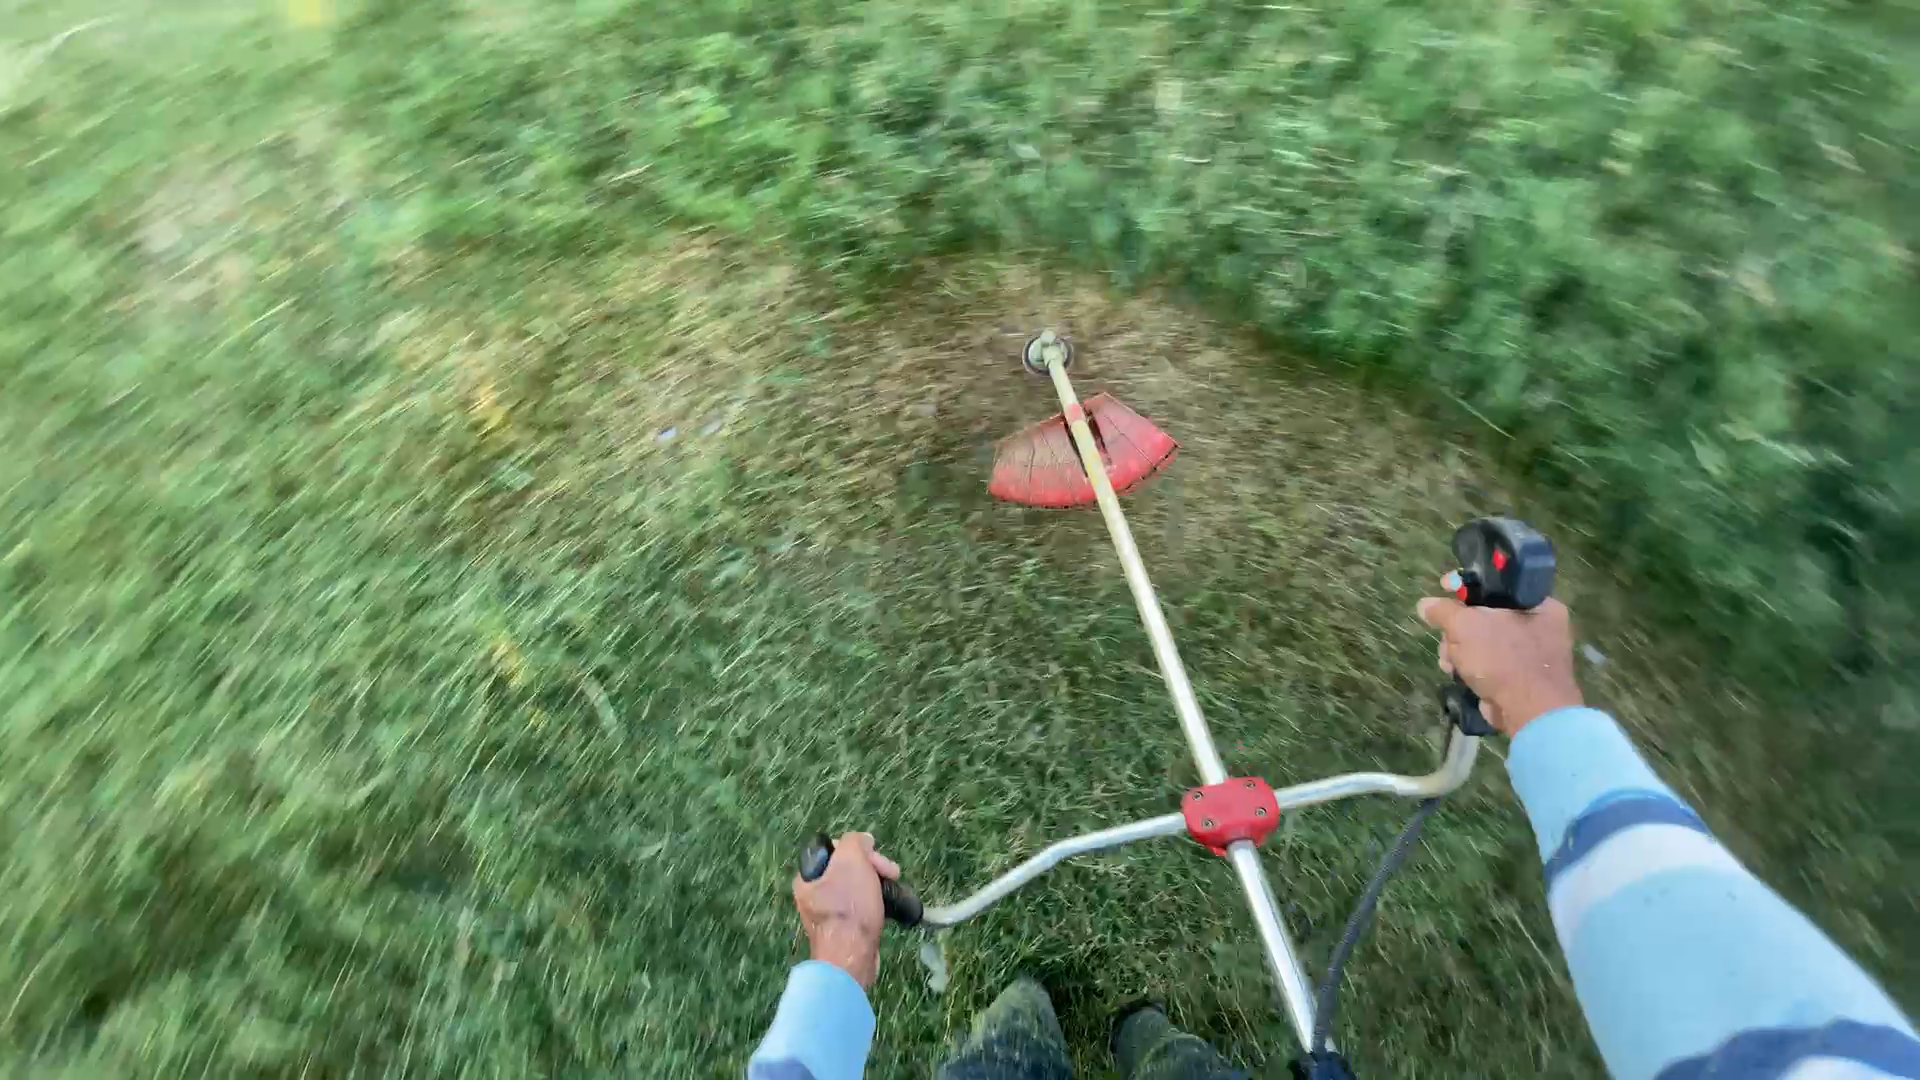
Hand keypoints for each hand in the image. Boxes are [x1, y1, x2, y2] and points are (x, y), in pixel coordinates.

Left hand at [793, 832, 900, 990]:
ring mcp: (827, 914)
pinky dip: (873, 903)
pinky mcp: (842, 931)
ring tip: (894, 890)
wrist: (851, 958)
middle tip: (892, 873)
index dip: (860, 850)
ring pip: (856, 886)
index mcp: (807, 876)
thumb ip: (855, 841)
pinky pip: (858, 907)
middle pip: (848, 867)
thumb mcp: (851, 860)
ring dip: (877, 884)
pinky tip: (886, 906)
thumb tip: (863, 841)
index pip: (837, 849)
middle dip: (873, 867)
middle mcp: (813, 894)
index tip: (876, 859)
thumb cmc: (849, 906)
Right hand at [1417, 589, 1582, 736]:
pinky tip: (1459, 673)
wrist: (1530, 711)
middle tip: (1449, 639)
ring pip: (1477, 639)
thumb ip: (1443, 610)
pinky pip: (1484, 660)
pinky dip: (1468, 665)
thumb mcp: (1466, 625)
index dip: (1466, 584)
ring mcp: (1529, 652)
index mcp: (1538, 605)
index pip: (1496, 585)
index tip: (1443, 587)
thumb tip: (1425, 605)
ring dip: (1456, 649)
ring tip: (1452, 663)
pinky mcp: (1518, 675)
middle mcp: (1538, 626)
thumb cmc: (1503, 659)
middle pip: (1480, 614)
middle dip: (1456, 629)